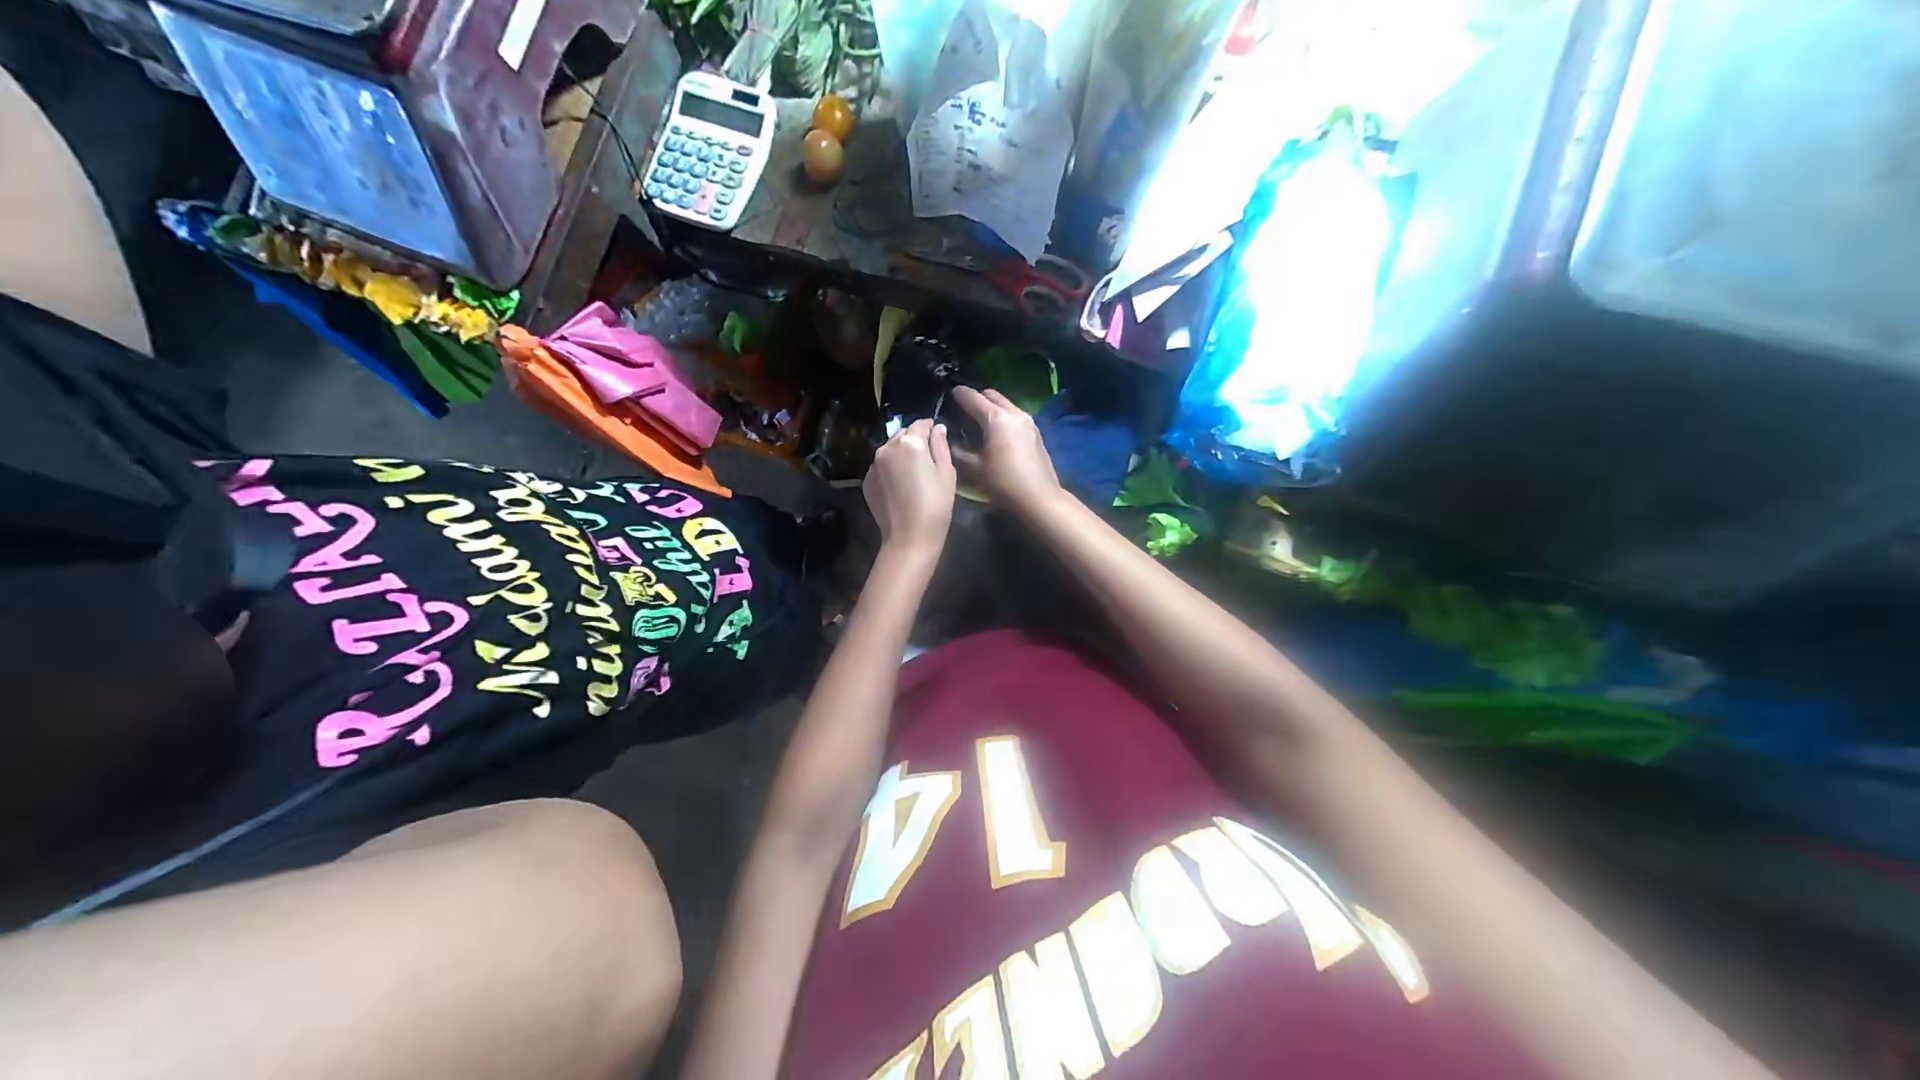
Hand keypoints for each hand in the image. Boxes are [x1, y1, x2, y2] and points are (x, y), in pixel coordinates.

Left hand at [863, 418, 955, 558]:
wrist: (909, 537)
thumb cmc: (935, 505)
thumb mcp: (947, 473)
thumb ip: (941, 446)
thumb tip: (938, 428)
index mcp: (910, 443)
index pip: (921, 424)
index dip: (931, 429)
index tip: (937, 439)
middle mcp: (887, 448)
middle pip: (902, 434)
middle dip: (914, 441)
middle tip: (926, 460)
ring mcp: (874, 465)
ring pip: (890, 450)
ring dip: (901, 454)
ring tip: (912, 474)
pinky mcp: (867, 481)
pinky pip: (881, 466)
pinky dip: (890, 469)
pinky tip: (900, 486)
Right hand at [950, 386, 1061, 511]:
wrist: (1039, 499)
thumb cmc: (1003, 483)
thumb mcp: (975, 468)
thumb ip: (959, 451)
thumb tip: (949, 441)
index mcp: (998, 418)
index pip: (974, 398)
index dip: (960, 394)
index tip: (950, 393)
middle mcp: (1015, 414)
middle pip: (993, 396)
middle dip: (977, 398)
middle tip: (964, 408)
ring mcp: (1029, 423)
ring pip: (1006, 405)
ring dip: (992, 408)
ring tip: (978, 420)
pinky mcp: (1036, 434)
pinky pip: (1015, 417)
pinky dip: (1003, 418)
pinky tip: (996, 432)